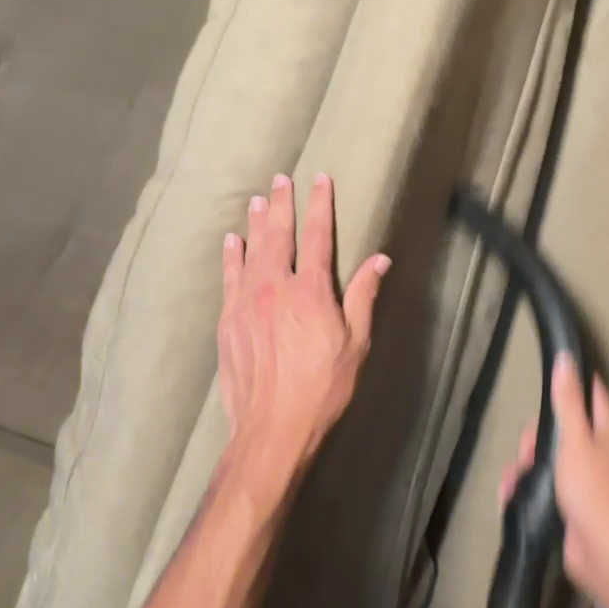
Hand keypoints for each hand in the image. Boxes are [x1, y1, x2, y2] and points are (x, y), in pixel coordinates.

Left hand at [219, 173, 388, 471]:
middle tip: (280, 180)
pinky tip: (232, 240)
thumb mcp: (356, 344)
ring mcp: (247, 303)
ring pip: (251, 250)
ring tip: (257, 199)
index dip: (320, 205)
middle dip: (281, 204)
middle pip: (279, 235)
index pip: (318, 237)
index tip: (319, 180)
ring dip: (256, 222)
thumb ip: (363, 297)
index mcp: (312, 291)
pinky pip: (229, 277)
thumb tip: (379, 260)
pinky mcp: (228, 321)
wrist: (272, 427)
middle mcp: (276, 287)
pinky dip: (231, 255)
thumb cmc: (323, 387)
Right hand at [497, 352, 608, 604]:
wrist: (595, 547)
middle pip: (558, 424)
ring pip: (545, 453)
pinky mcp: (569, 494)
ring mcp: (582, 471)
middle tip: (528, 451)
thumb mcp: (573, 437)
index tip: (543, 393)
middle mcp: (597, 443)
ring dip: (525, 464)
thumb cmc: (588, 487)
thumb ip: (567, 400)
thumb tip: (565, 358)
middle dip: (534, 438)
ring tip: (514, 478)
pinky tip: (511, 492)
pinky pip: (542, 479)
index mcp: (605, 425)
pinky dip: (526, 484)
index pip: (587, 390)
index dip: (565, 387)